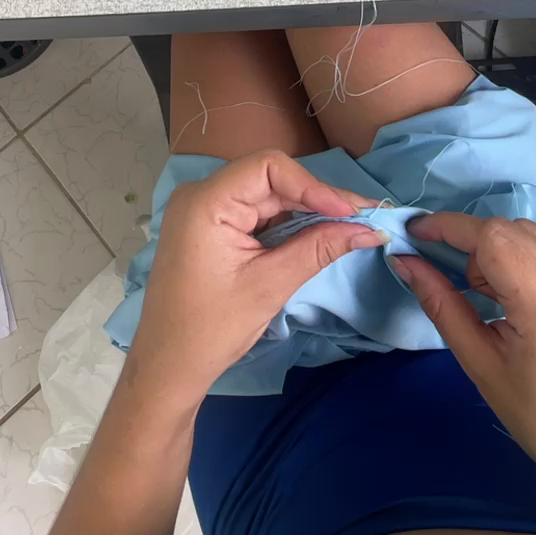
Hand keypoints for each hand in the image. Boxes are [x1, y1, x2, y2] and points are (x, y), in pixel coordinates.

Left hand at [126, 149, 387, 409]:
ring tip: (349, 225)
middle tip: (363, 218)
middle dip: (317, 198)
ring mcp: (204, 208)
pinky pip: (255, 212)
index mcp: (206, 201)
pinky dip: (287, 222)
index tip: (349, 212)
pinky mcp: (211, 226)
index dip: (313, 184)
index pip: (267, 167)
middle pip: (269, 179)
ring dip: (306, 210)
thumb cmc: (211, 329)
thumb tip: (368, 229)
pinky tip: (318, 232)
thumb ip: (318, 249)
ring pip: (266, 195)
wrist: (167, 367)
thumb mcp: (269, 286)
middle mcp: (201, 193)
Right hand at [391, 214, 535, 504]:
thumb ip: (441, 305)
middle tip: (446, 269)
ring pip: (529, 232)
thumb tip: (406, 262)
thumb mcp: (480, 366)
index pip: (492, 238)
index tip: (416, 233)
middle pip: (509, 228)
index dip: (449, 226)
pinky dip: (517, 251)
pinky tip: (506, 286)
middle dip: (467, 236)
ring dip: (493, 242)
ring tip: (478, 283)